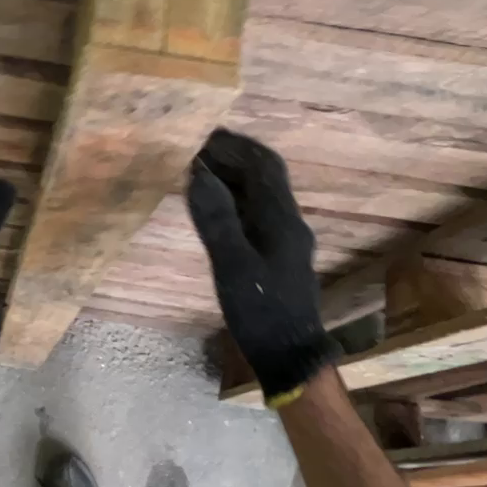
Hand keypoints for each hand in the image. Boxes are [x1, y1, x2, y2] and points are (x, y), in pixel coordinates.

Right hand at [187, 129, 336, 402]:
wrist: (289, 353)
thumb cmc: (260, 310)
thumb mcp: (232, 265)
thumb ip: (216, 218)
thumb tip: (198, 173)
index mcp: (282, 219)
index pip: (263, 165)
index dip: (237, 145)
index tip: (206, 133)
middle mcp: (289, 222)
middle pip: (265, 176)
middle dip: (234, 157)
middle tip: (197, 148)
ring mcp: (285, 239)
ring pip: (261, 195)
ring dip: (234, 178)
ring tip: (200, 171)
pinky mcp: (278, 255)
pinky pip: (256, 213)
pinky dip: (235, 200)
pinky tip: (215, 207)